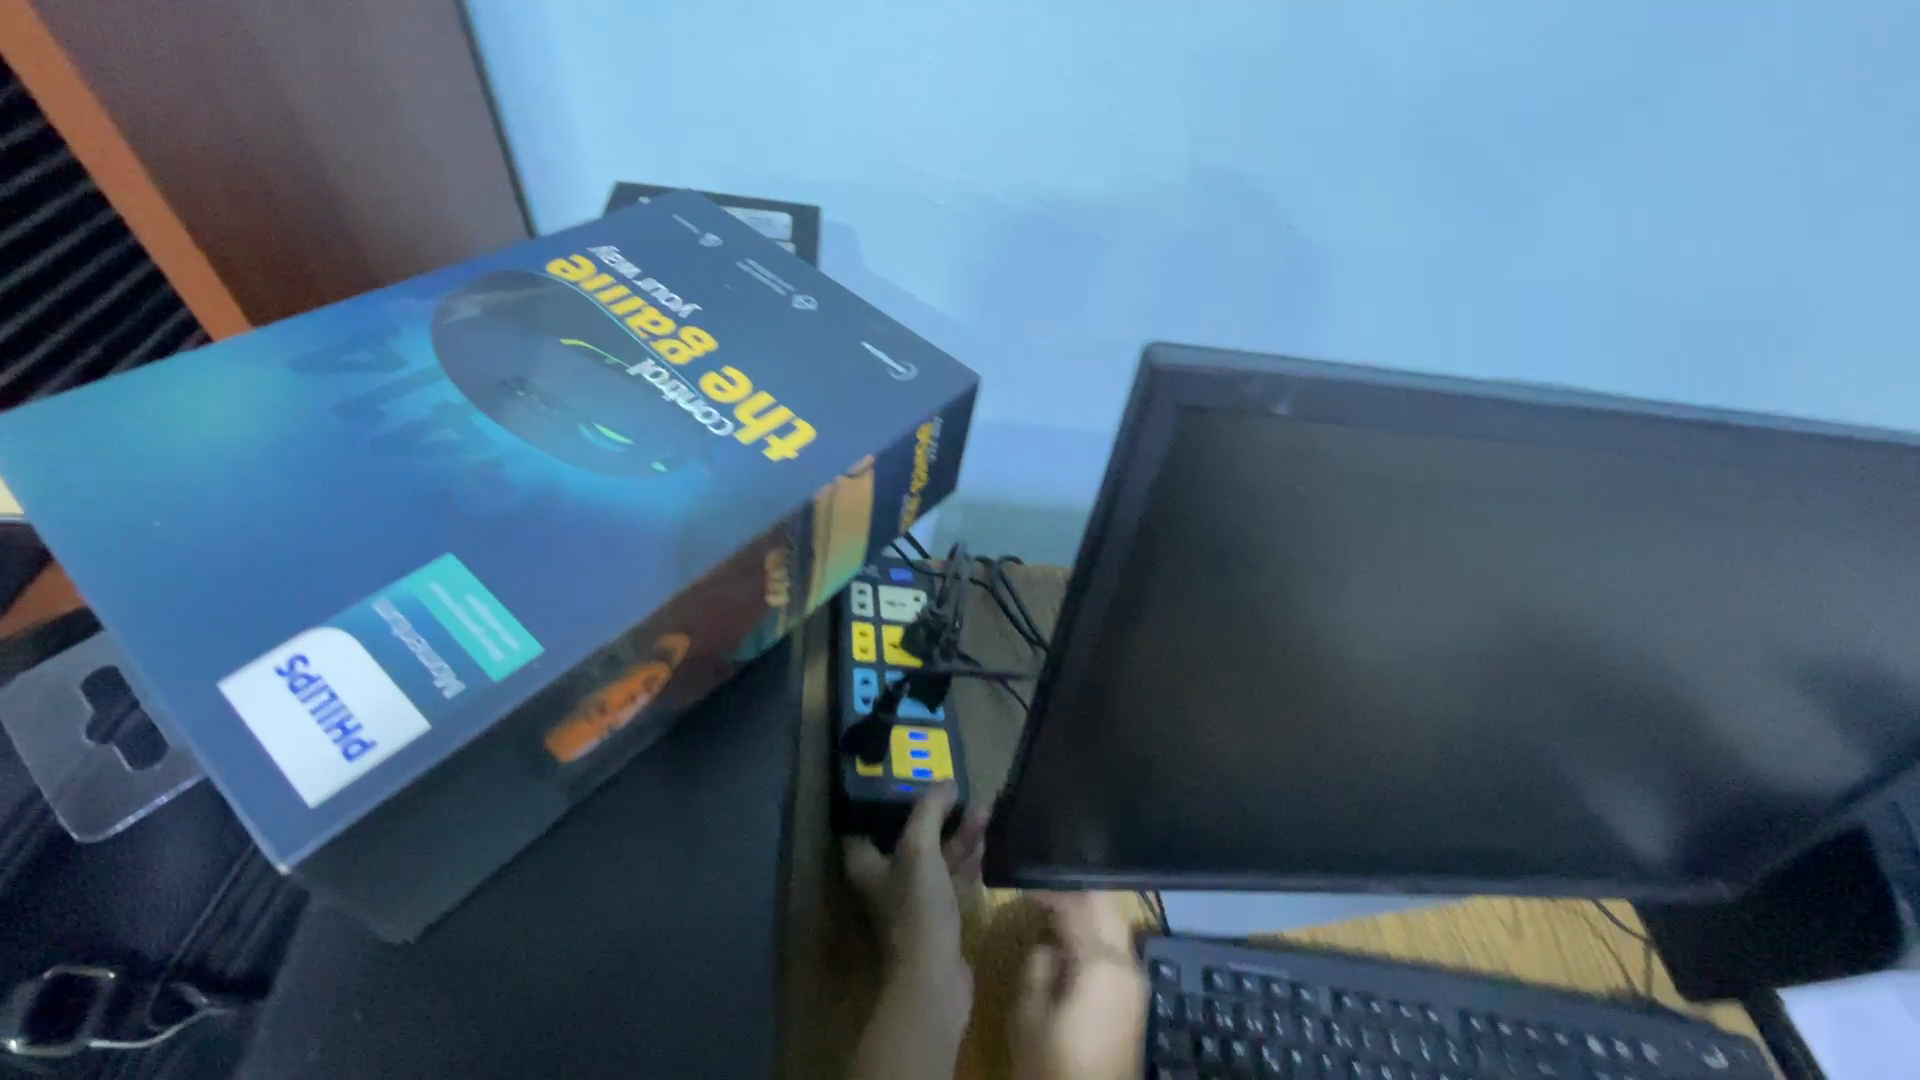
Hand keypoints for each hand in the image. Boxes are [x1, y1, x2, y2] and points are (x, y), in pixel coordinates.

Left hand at [843, 782, 988, 978]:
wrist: (934, 976)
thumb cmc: (917, 906)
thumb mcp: (920, 849)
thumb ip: (929, 810)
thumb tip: (945, 781)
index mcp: (866, 861)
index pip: (867, 819)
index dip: (884, 797)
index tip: (908, 776)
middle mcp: (884, 877)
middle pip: (908, 835)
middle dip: (936, 813)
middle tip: (960, 791)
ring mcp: (911, 897)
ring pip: (934, 855)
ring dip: (958, 834)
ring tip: (985, 810)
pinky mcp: (935, 913)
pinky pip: (950, 876)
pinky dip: (965, 858)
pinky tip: (986, 841)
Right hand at [1013, 892, 1148, 1079]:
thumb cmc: (1053, 1063)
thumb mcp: (1029, 1014)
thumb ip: (1038, 965)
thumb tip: (1049, 945)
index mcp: (1100, 962)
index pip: (1076, 906)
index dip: (1050, 890)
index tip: (1027, 884)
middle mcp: (1126, 963)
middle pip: (1107, 906)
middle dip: (1077, 891)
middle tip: (1046, 886)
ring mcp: (1135, 981)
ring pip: (1115, 925)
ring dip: (1089, 911)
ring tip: (1056, 907)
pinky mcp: (1134, 998)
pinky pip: (1116, 949)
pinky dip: (1096, 934)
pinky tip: (1072, 939)